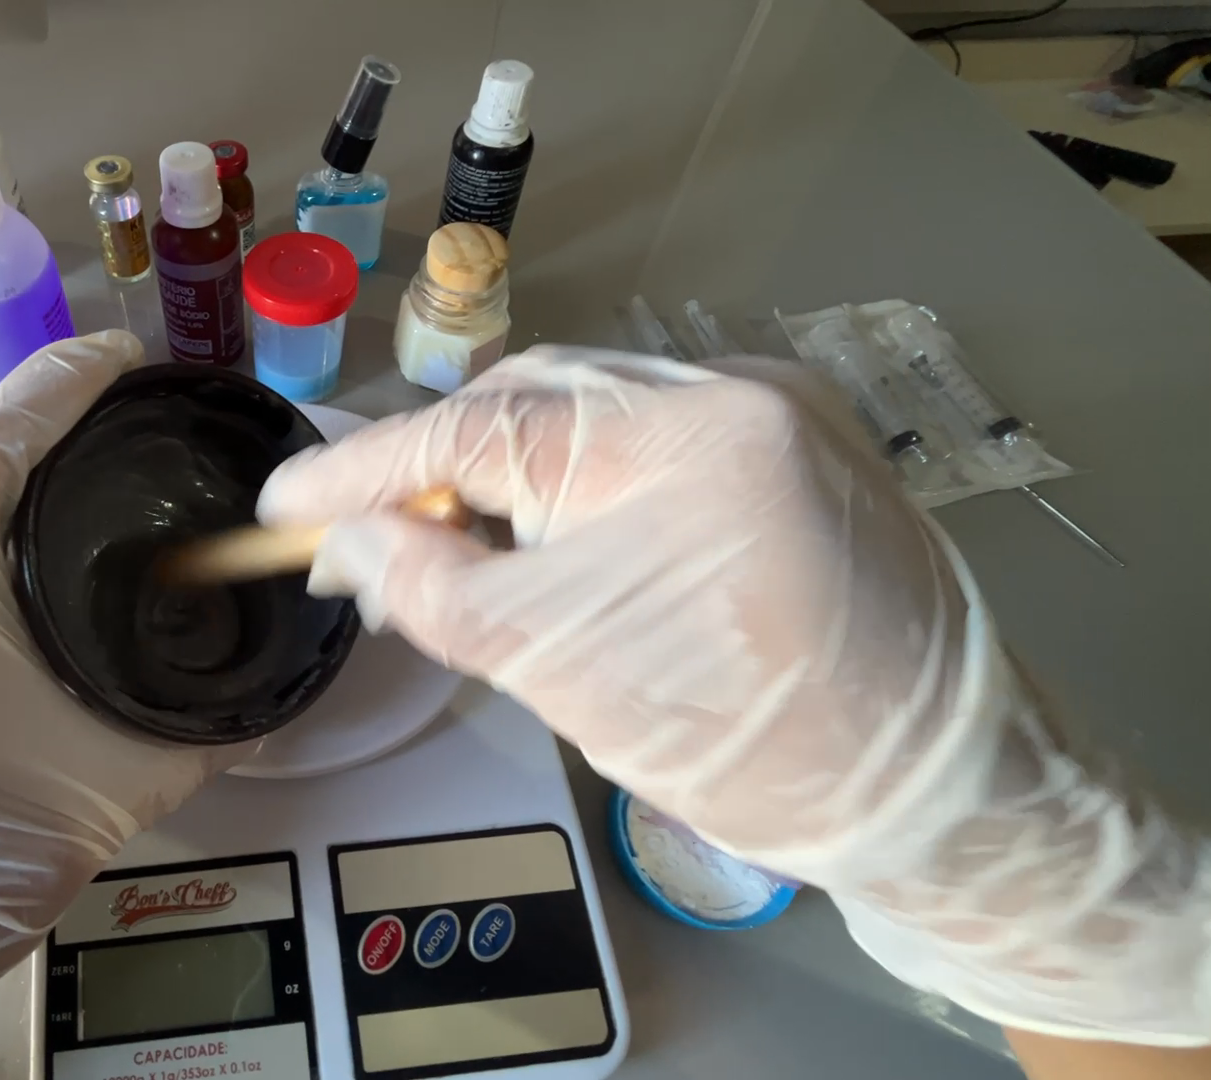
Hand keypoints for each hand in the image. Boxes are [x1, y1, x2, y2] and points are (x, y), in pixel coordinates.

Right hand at [259, 345, 1210, 1046]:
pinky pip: (625, 430)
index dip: (360, 469)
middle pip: (517, 405)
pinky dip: (558, 474)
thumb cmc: (734, 738)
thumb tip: (347, 542)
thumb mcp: (551, 667)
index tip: (282, 505)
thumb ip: (429, 588)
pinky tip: (540, 526)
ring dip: (490, 473)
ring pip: (569, 413)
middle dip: (427, 471)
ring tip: (445, 536)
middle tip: (364, 534)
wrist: (928, 786)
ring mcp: (758, 400)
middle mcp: (719, 387)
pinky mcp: (777, 432)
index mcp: (671, 441)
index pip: (469, 433)